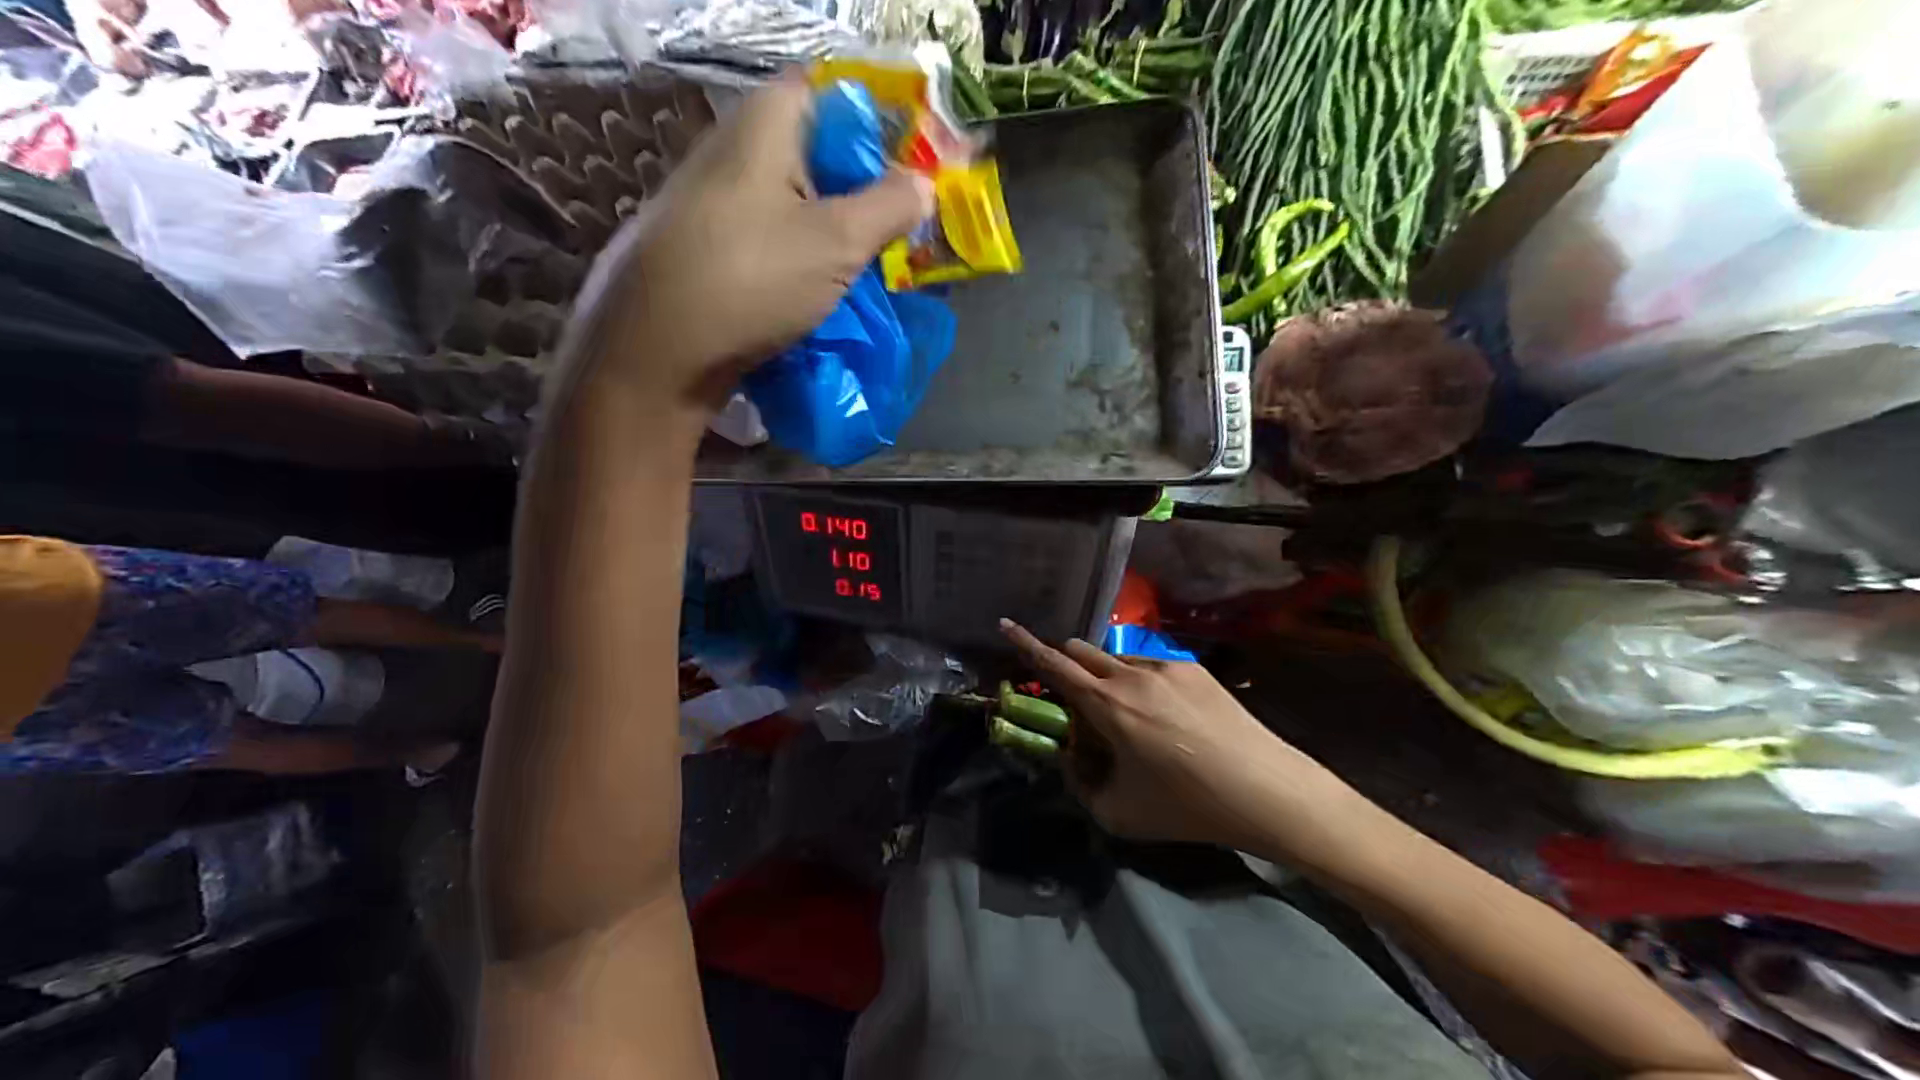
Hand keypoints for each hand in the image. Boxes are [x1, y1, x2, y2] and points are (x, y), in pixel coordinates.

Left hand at [569, 77, 933, 411]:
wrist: (658, 352)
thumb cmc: (752, 278)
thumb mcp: (838, 241)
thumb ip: (888, 206)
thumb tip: (923, 183)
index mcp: (762, 125)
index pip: (825, 93)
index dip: (871, 125)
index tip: (904, 171)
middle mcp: (730, 150)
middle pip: (810, 152)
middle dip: (856, 188)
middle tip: (893, 227)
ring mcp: (710, 202)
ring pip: (788, 202)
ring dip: (828, 230)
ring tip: (864, 267)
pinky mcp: (703, 249)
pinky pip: (765, 239)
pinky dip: (796, 258)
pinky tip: (817, 291)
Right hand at [1000, 619, 1350, 849]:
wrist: (1265, 790)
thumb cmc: (1185, 806)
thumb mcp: (1117, 811)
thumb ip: (1079, 782)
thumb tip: (1072, 756)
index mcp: (1106, 705)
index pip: (1053, 665)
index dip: (1024, 644)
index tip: (1005, 624)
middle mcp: (1130, 674)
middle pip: (1080, 651)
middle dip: (1064, 665)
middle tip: (1075, 703)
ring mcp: (1165, 667)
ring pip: (1115, 659)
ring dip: (1104, 678)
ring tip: (1131, 719)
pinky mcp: (1193, 669)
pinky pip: (1150, 667)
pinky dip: (1139, 683)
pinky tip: (1168, 718)